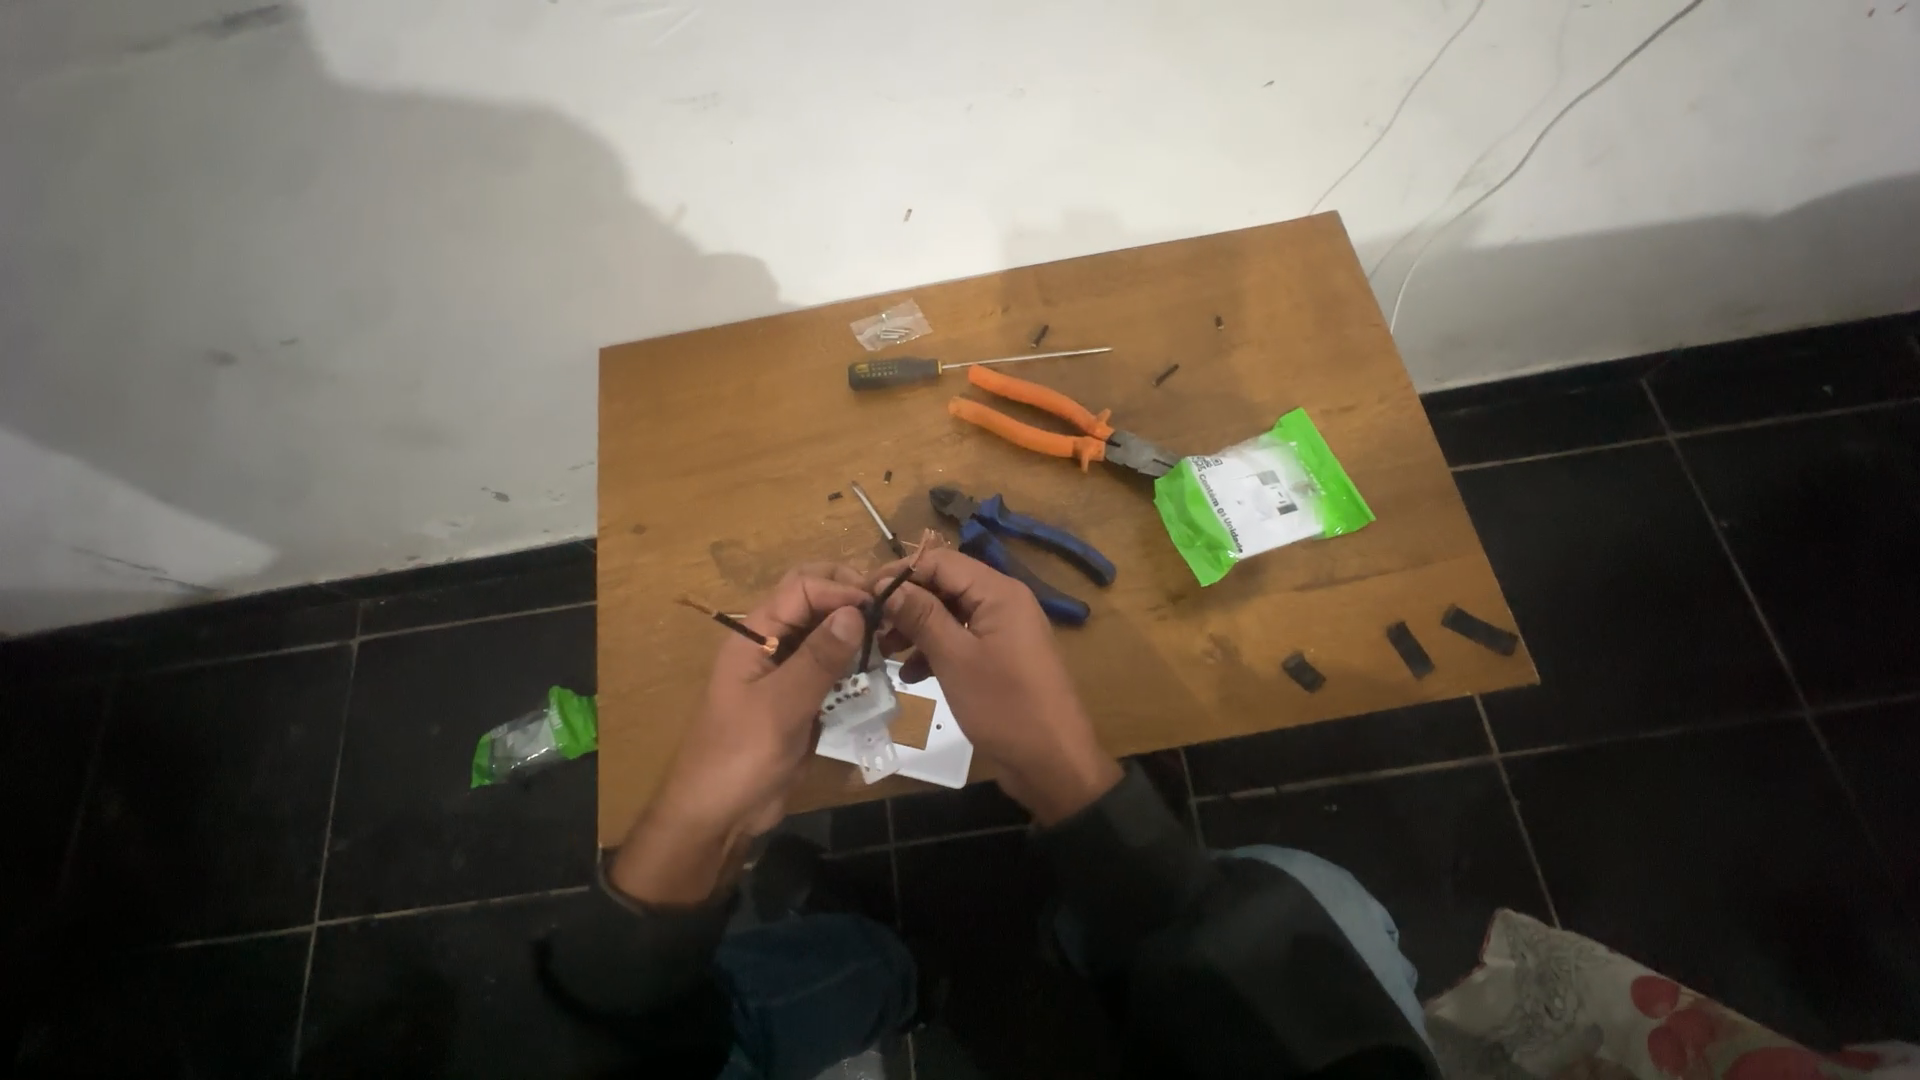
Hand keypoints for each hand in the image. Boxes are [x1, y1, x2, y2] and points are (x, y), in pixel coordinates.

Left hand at [610, 565, 869, 904]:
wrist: (718, 817)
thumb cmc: (739, 757)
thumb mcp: (781, 707)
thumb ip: (818, 658)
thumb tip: (855, 611)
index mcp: (754, 636)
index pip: (801, 587)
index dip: (840, 589)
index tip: (878, 607)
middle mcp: (771, 644)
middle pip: (813, 600)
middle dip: (850, 599)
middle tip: (888, 615)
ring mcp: (787, 671)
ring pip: (826, 632)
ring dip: (856, 631)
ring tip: (890, 640)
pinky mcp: (802, 697)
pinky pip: (831, 667)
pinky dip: (854, 663)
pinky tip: (878, 671)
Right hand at [872, 547, 1120, 824]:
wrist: (1053, 762)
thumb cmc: (1004, 706)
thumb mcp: (955, 659)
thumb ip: (921, 617)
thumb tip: (887, 584)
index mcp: (999, 592)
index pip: (941, 561)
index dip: (900, 572)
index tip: (862, 593)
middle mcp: (1004, 602)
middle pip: (945, 586)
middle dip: (906, 603)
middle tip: (869, 627)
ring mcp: (1004, 630)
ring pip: (950, 614)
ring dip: (917, 629)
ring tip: (883, 652)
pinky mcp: (1001, 657)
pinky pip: (962, 640)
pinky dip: (935, 651)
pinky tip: (911, 674)